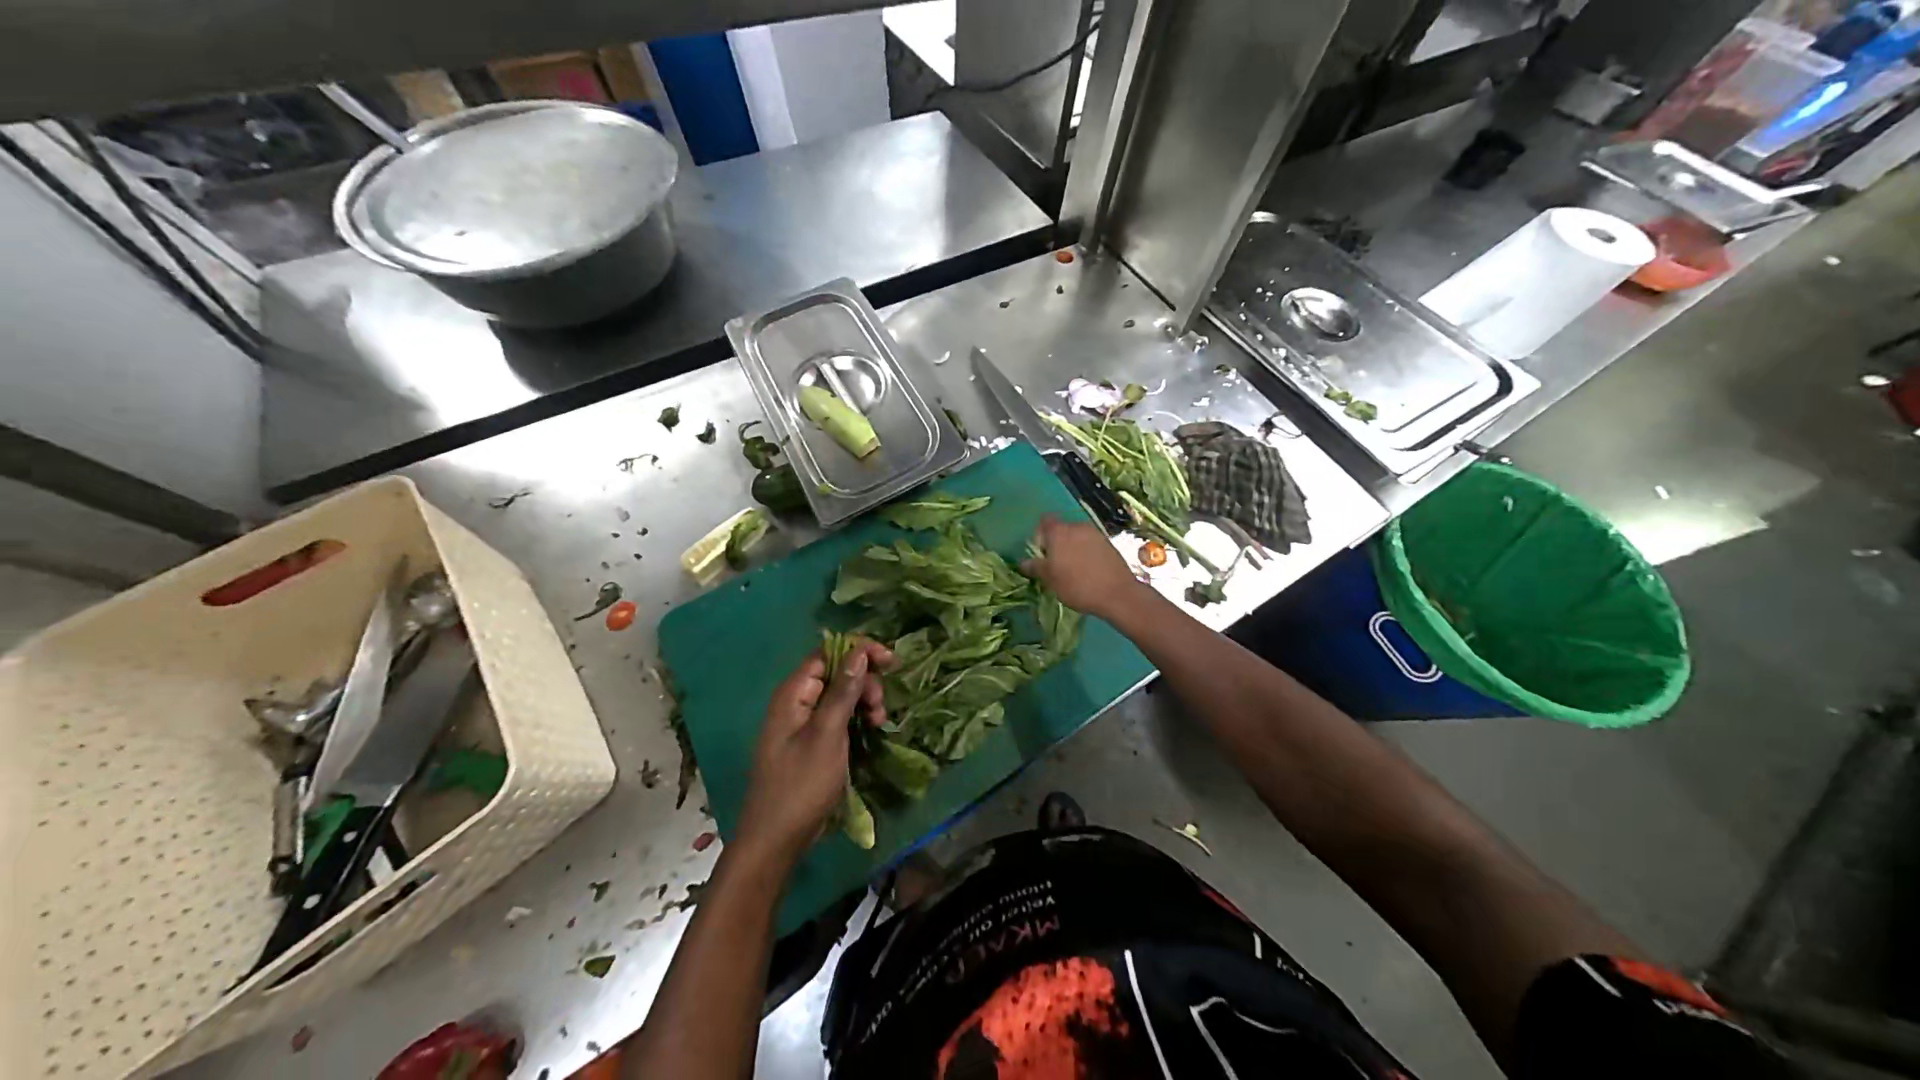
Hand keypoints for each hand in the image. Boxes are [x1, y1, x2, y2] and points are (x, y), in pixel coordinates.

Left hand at [735, 639, 893, 866]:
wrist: (776, 839)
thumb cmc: (801, 785)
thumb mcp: (828, 735)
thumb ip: (843, 692)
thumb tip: (859, 652)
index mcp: (793, 693)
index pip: (828, 653)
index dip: (860, 651)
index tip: (892, 662)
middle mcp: (795, 702)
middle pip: (836, 672)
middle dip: (865, 682)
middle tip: (880, 708)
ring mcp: (801, 723)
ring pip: (839, 696)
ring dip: (863, 702)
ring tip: (878, 723)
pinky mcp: (809, 743)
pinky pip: (836, 718)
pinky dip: (855, 720)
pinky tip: (870, 733)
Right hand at [1023, 514, 1147, 620]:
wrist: (1117, 594)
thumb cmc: (1076, 585)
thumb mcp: (1049, 579)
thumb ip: (1035, 567)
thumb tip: (1023, 562)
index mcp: (1059, 531)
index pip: (1045, 520)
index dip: (1040, 534)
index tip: (1042, 553)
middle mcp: (1077, 526)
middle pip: (1062, 529)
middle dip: (1057, 543)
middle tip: (1056, 565)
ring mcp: (1096, 534)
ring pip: (1078, 537)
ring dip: (1073, 548)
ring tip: (1074, 570)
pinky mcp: (1110, 544)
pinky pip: (1091, 544)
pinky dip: (1087, 553)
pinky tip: (1089, 571)